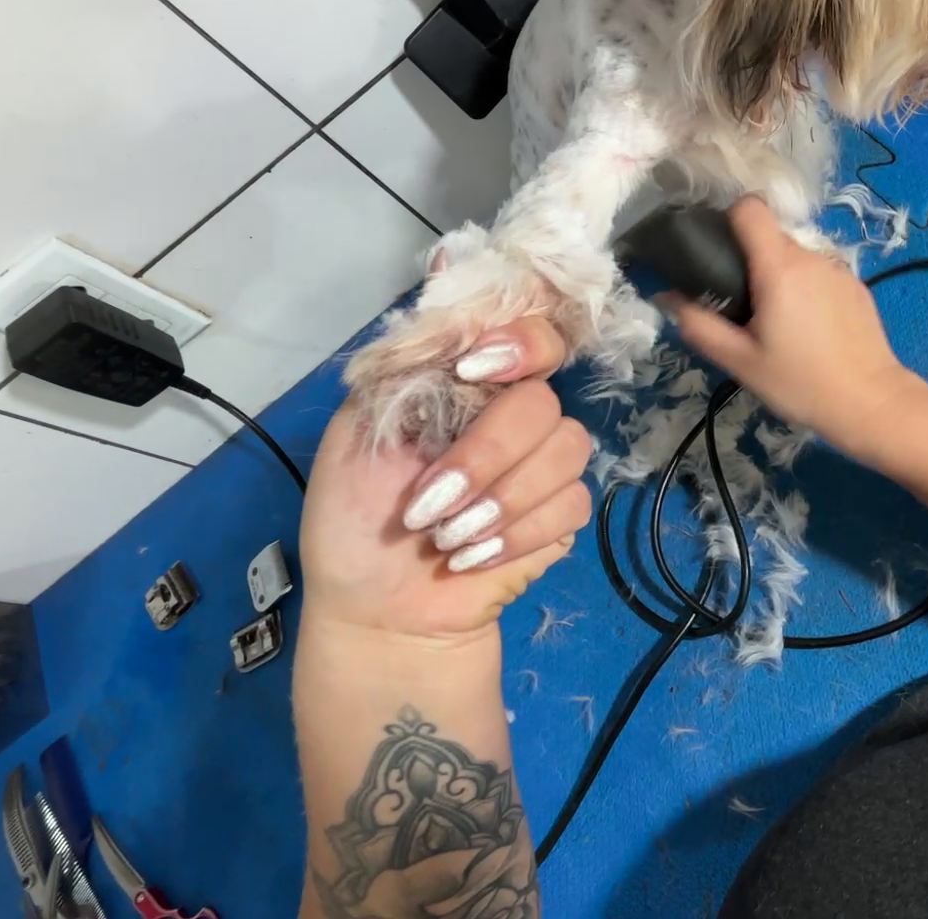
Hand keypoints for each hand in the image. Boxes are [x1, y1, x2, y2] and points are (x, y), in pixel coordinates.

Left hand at [300, 317, 591, 642]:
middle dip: (485, 456)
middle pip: (543, 404)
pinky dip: (518, 534)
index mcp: (474, 388)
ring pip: (567, 452)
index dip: (520, 344)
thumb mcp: (355, 433)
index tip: (474, 372)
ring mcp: (546, 467)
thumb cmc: (356, 518)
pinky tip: (473, 557)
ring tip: (446, 537)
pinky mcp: (563, 516)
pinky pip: (572, 505)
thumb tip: (457, 317)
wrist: (378, 609)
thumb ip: (403, 371)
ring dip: (501, 500)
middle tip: (429, 505)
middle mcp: (517, 418)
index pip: (531, 337)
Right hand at [669, 197, 927, 459]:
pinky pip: (819, 275)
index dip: (728, 221)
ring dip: (780, 278)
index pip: (750, 208)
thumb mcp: (740, 362)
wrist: (871, 403)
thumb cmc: (801, 383)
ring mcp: (839, 270)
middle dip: (750, 261)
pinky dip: (806, 291)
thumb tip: (667, 297)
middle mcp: (812, 257)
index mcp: (779, 267)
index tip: (717, 254)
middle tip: (741, 306)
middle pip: (770, 237)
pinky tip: (810, 331)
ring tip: (778, 324)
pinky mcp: (857, 287)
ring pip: (796, 258)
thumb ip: (699, 325)